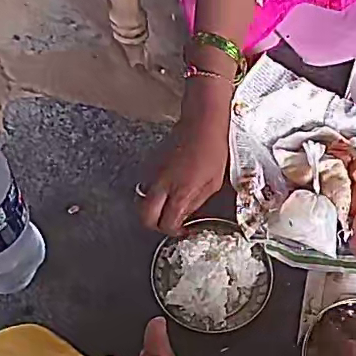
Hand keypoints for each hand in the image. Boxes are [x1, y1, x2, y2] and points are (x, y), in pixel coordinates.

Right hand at [140, 105, 228, 235]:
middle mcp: (162, 184)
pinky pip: (146, 185)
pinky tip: (168, 189)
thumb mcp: (213, 183)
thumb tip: (185, 217)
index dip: (173, 231)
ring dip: (152, 208)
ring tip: (168, 206)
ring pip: (142, 201)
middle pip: (145, 216)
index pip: (166, 223)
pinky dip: (153, 193)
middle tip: (168, 224)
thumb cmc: (212, 149)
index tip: (182, 230)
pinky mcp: (151, 163)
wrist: (202, 123)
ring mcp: (154, 173)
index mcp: (181, 191)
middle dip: (155, 225)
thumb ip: (196, 203)